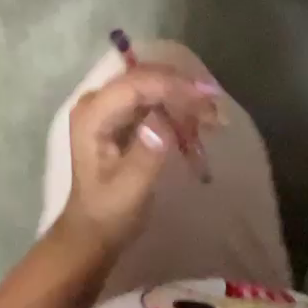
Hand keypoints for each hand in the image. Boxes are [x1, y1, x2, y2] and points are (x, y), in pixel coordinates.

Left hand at [53, 64, 222, 255]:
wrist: (94, 230)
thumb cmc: (109, 212)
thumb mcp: (129, 190)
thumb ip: (145, 155)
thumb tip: (161, 122)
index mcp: (92, 116)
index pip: (133, 86)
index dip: (170, 85)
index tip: (205, 96)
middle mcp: (97, 101)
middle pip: (144, 77)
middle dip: (181, 87)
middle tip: (215, 106)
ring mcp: (109, 105)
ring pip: (152, 84)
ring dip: (183, 97)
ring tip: (212, 118)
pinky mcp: (122, 114)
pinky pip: (153, 98)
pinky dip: (178, 106)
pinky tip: (199, 123)